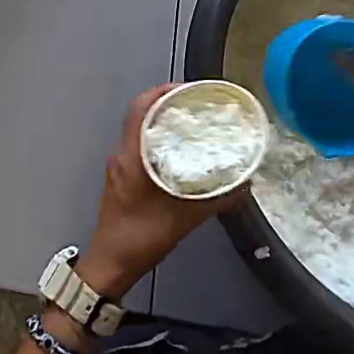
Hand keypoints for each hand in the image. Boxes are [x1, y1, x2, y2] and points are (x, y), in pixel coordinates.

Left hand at [76, 85, 246, 300]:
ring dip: (161, 122)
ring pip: (138, 131)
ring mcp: (118, 166)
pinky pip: (138, 146)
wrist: (109, 264)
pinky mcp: (120, 177)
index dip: (162, 92)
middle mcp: (121, 154)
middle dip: (167, 104)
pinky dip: (156, 140)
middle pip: (140, 115)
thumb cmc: (141, 238)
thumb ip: (216, 200)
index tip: (187, 89)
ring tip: (191, 124)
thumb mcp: (184, 219)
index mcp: (131, 157)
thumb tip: (245, 184)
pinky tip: (176, 152)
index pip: (140, 108)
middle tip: (196, 105)